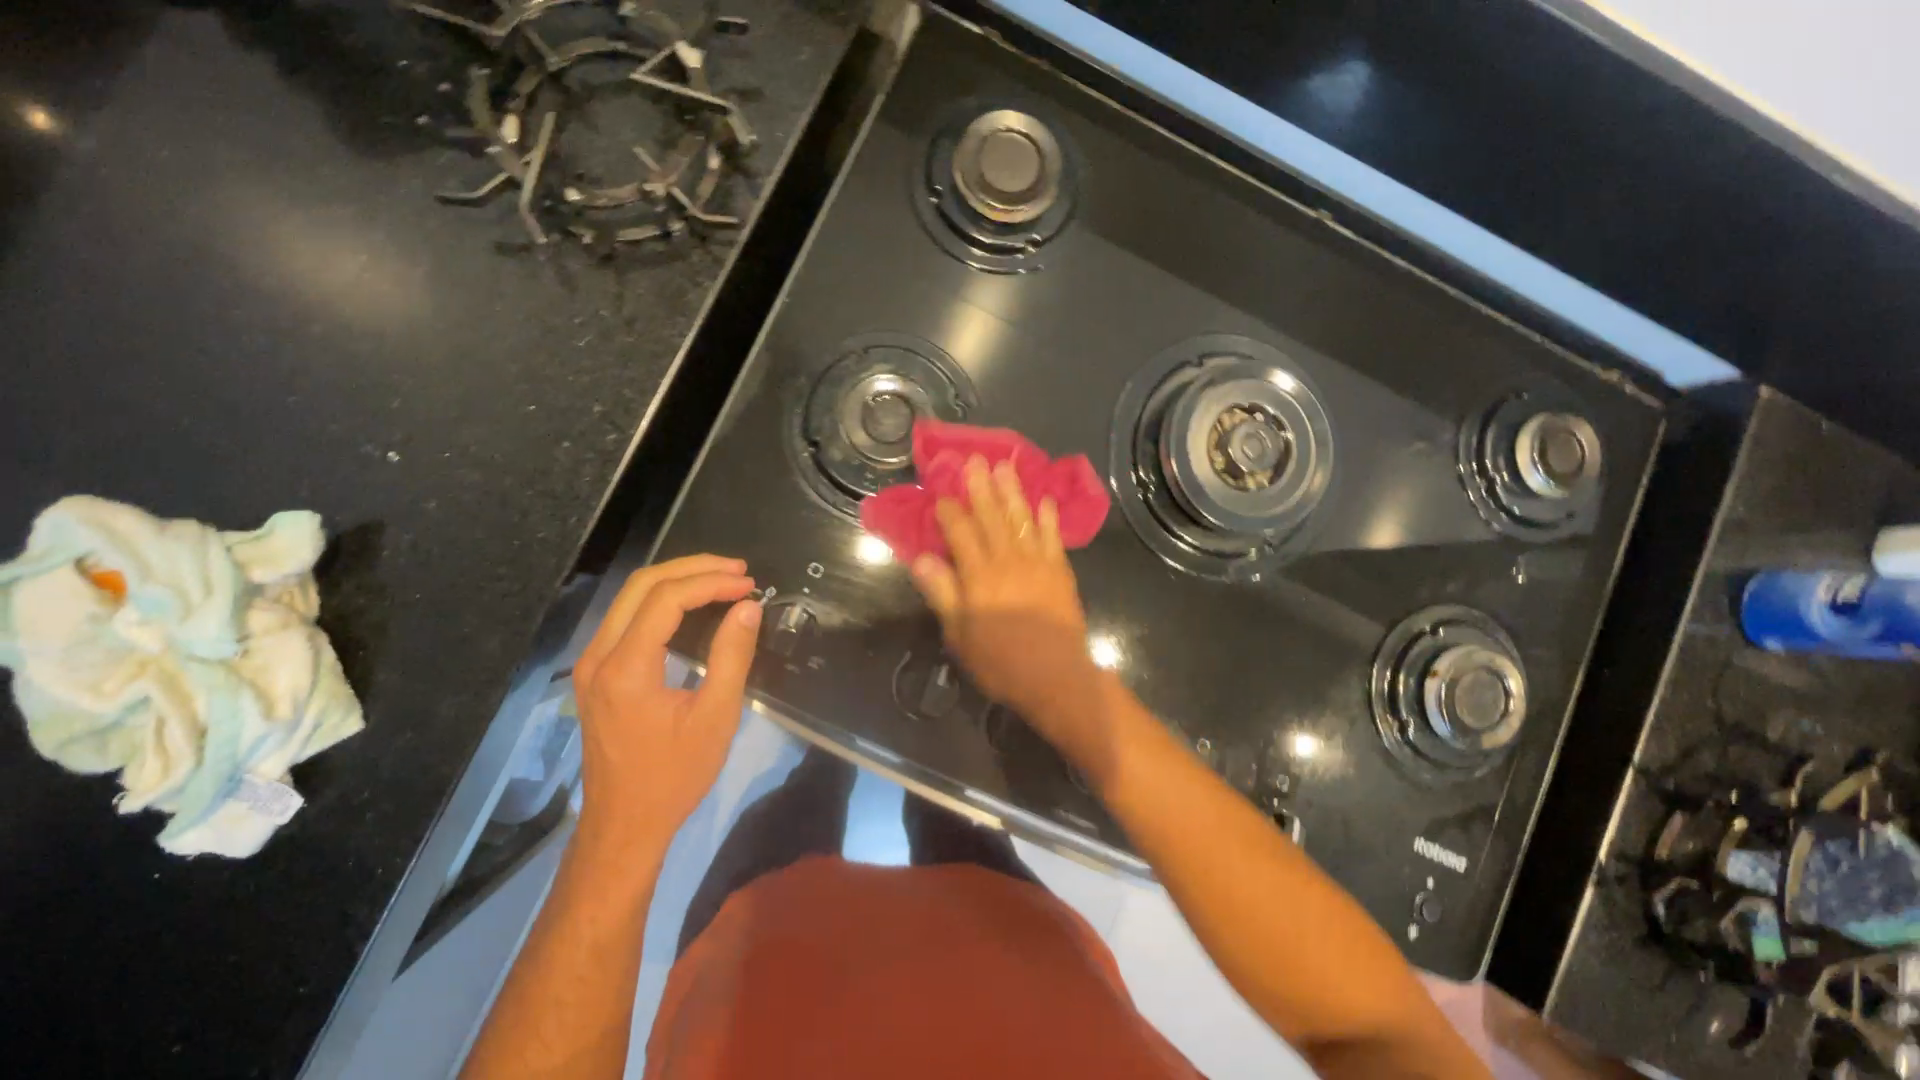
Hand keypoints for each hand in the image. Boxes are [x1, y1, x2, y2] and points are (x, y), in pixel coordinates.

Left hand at [572, 554, 761, 847]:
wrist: (624, 823)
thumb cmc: (674, 777)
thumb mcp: (715, 718)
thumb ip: (731, 657)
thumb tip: (748, 608)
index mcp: (626, 668)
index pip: (666, 599)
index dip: (710, 583)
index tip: (749, 585)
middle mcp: (599, 656)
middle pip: (642, 586)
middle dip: (693, 569)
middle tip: (739, 572)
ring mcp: (591, 664)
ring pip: (629, 598)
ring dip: (676, 581)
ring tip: (722, 580)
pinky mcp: (596, 674)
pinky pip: (626, 619)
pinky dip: (661, 602)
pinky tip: (692, 606)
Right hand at [910, 457, 1108, 768]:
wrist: (1056, 677)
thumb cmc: (1000, 663)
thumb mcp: (960, 635)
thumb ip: (943, 593)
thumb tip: (921, 558)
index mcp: (978, 577)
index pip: (960, 534)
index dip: (949, 512)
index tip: (941, 492)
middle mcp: (1007, 561)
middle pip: (991, 518)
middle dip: (981, 488)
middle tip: (974, 459)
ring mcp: (1038, 564)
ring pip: (1021, 520)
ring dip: (1012, 493)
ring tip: (1005, 467)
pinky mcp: (1061, 572)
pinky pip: (1051, 537)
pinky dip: (1046, 518)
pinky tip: (1043, 501)